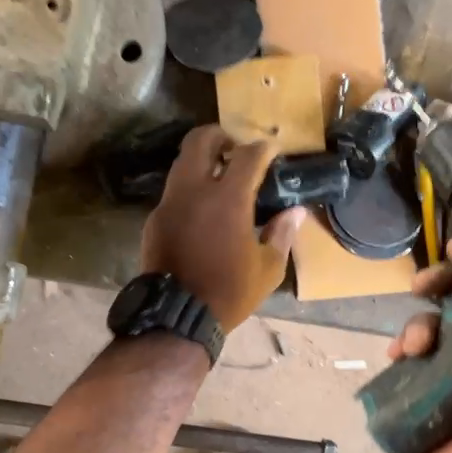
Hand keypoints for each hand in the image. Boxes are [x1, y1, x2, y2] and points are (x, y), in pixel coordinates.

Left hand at [141, 125, 305, 330]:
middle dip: (220, 136)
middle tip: (235, 149)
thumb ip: (282, 233)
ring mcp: (170, 203)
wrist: (176, 316)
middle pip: (201, 140)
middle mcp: (194, 191)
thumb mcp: (268, 269)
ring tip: (219, 178)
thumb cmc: (229, 293)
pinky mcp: (155, 219)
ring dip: (202, 161)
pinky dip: (190, 190)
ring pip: (182, 163)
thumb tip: (296, 211)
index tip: (271, 149)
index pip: (247, 155)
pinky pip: (174, 192)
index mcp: (228, 200)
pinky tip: (202, 210)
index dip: (262, 148)